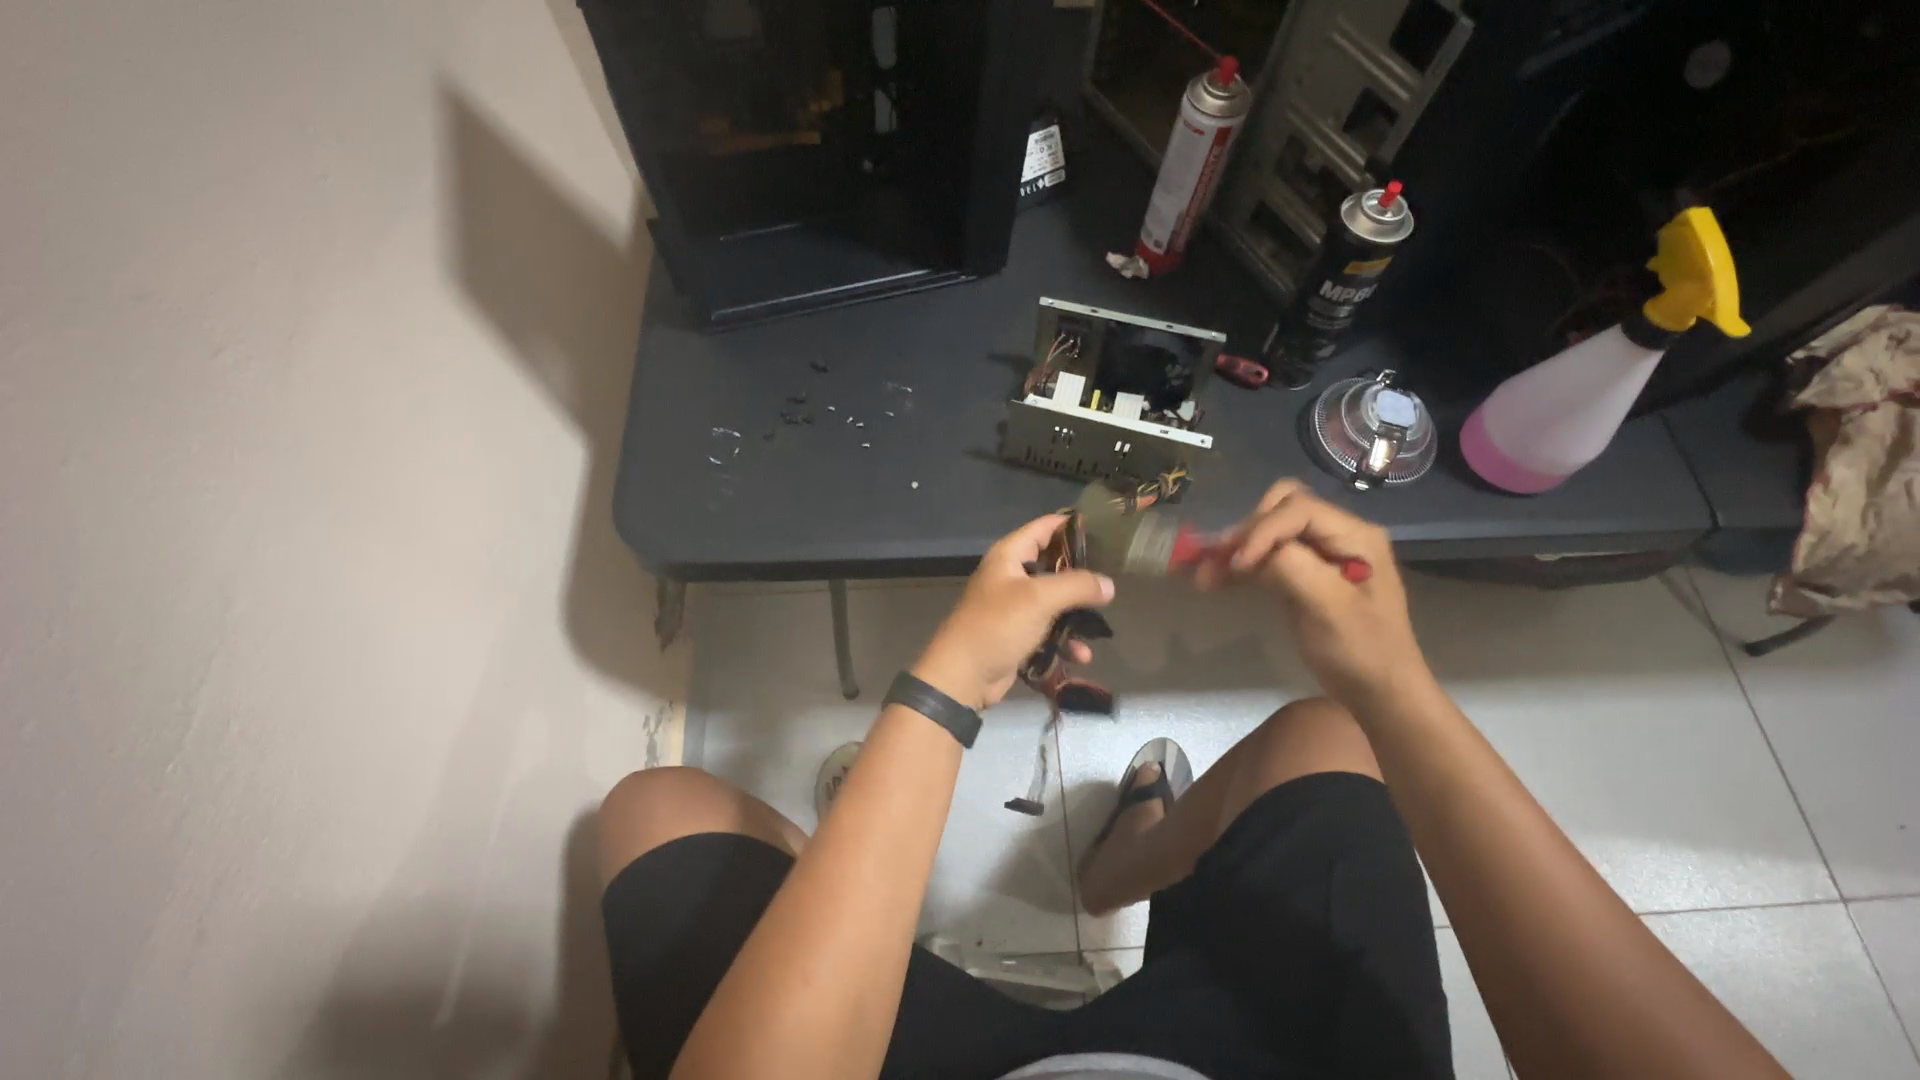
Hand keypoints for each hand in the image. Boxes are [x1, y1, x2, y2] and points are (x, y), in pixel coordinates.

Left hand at [912, 514, 1114, 709]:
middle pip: (1054, 566)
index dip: (1071, 525)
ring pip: (1055, 603)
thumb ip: (1077, 585)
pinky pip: (1049, 632)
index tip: (1105, 531)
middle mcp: (1011, 576)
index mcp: (1009, 556)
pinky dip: (1064, 642)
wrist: (963, 676)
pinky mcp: (1018, 636)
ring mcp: (1014, 607)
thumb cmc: (998, 625)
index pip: (1044, 527)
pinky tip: (1079, 656)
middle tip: (1110, 582)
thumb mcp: (1039, 599)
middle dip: (1081, 576)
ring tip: (1096, 629)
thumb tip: (1109, 585)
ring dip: (1076, 617)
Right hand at [1195, 480, 1430, 707]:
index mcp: (1355, 536)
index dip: (1263, 530)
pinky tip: (1213, 579)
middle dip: (1246, 531)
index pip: (1299, 509)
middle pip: (1281, 508)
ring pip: (1268, 531)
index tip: (1238, 564)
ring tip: (1204, 574)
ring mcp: (1319, 554)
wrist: (1378, 691)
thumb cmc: (1362, 650)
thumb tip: (1253, 553)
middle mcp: (1337, 535)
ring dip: (1236, 549)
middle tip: (1218, 561)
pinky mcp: (1302, 573)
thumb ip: (1294, 568)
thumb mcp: (1332, 609)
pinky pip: (1266, 556)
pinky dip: (1240, 565)